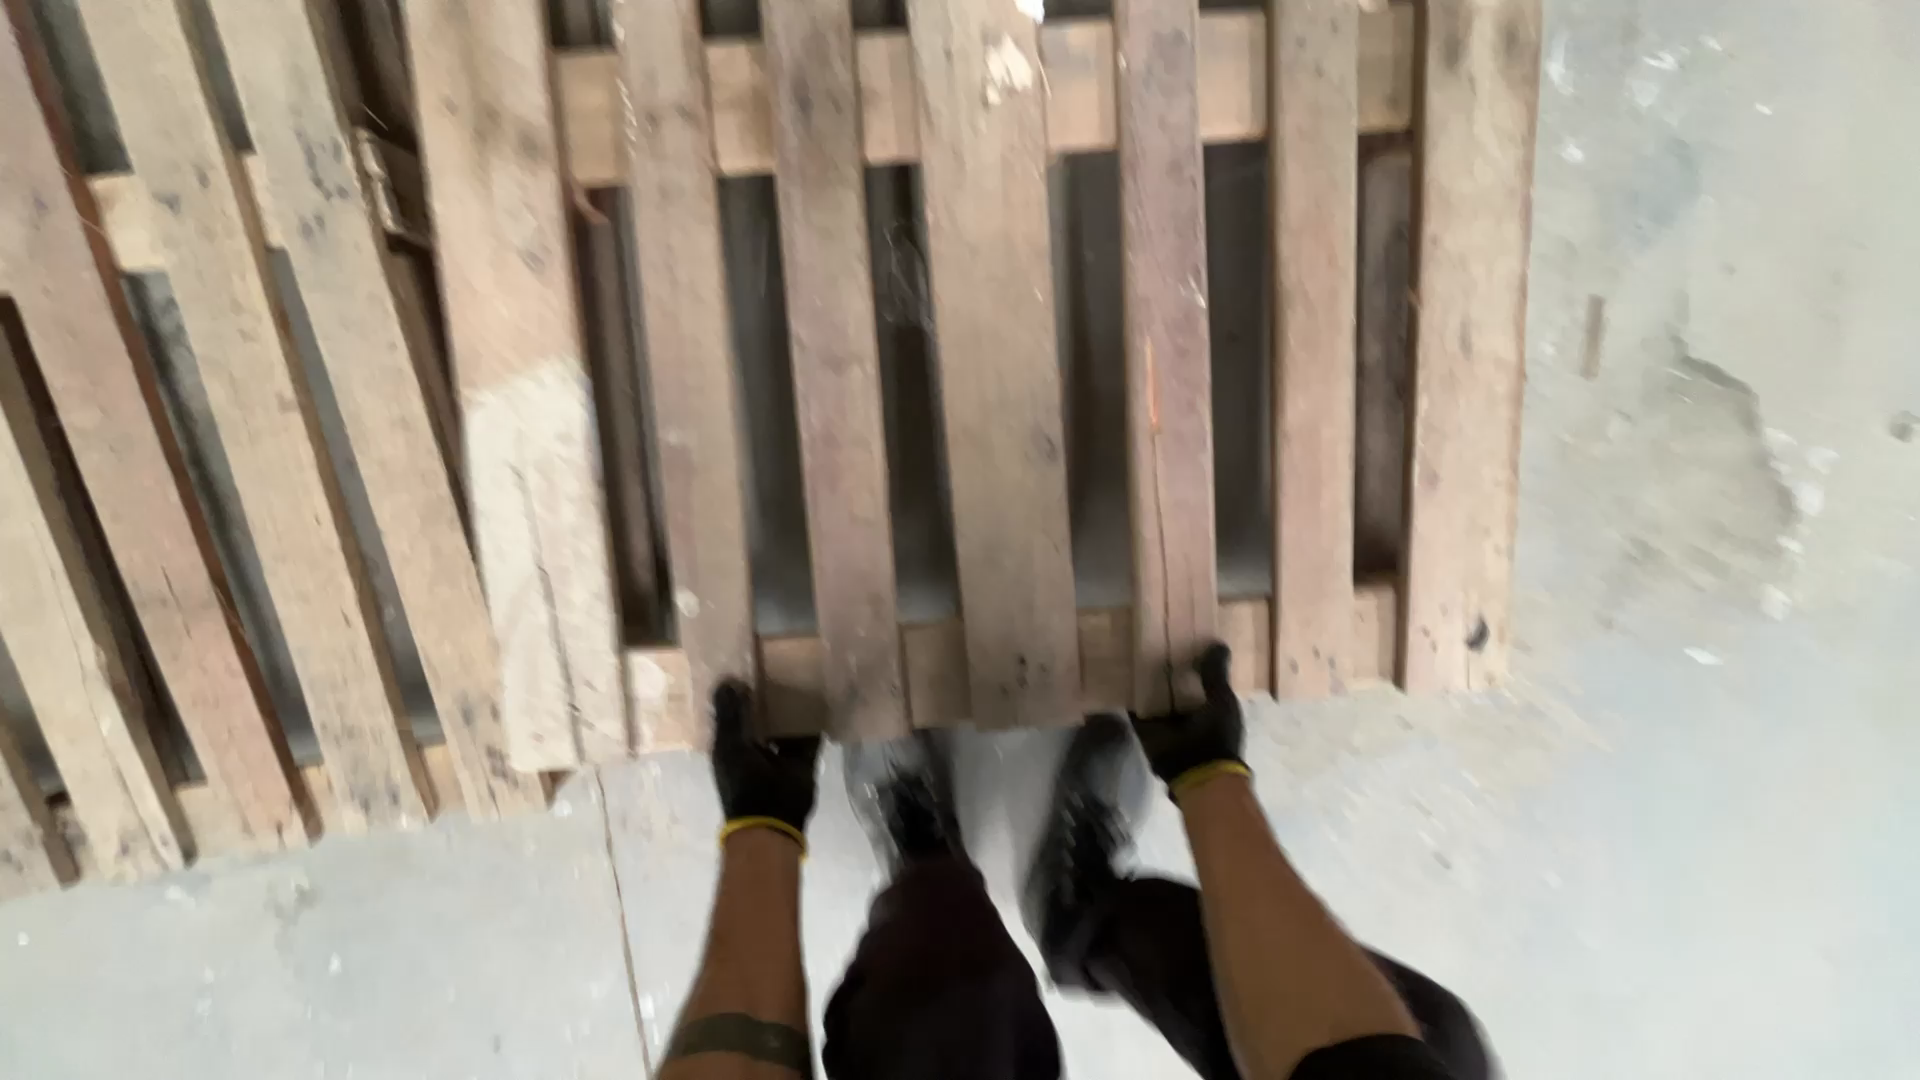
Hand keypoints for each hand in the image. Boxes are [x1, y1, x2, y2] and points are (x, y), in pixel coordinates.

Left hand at [711, 680, 821, 845]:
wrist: (773, 817)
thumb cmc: (743, 781)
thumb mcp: (729, 745)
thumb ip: (730, 715)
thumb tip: (727, 681)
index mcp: (733, 745)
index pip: (735, 714)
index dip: (739, 694)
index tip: (747, 666)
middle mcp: (756, 746)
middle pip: (762, 716)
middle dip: (768, 697)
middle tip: (778, 664)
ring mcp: (782, 752)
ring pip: (787, 723)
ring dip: (792, 707)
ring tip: (801, 675)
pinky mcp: (804, 757)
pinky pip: (810, 734)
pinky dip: (814, 720)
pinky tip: (819, 698)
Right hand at [1128, 643, 1246, 796]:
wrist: (1196, 770)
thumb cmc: (1217, 734)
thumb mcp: (1222, 699)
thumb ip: (1215, 674)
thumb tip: (1218, 644)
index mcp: (1209, 704)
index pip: (1198, 677)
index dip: (1192, 659)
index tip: (1181, 635)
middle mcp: (1184, 709)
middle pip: (1171, 682)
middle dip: (1164, 665)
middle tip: (1152, 635)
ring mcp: (1163, 717)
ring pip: (1151, 692)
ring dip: (1143, 677)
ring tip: (1131, 646)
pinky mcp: (1143, 724)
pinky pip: (1132, 705)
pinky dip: (1125, 692)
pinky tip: (1117, 670)